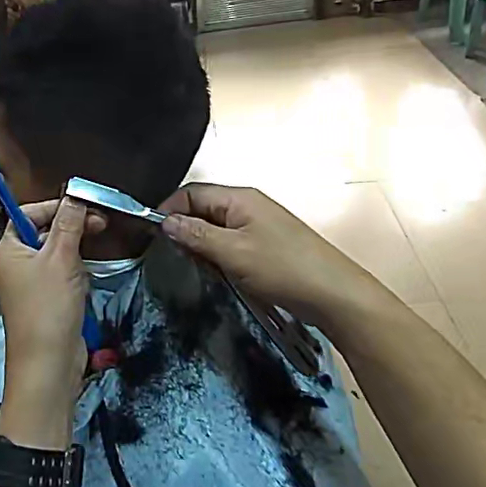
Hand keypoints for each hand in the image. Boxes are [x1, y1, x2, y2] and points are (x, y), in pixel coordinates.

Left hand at [0, 198, 100, 447]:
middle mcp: (17, 263)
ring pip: (58, 251)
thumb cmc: (49, 307)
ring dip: (78, 247)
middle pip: (45, 230)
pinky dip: (79, 268)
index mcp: (9, 249)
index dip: (55, 206)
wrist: (49, 364)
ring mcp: (33, 282)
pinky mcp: (49, 298)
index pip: (28, 212)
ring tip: (99, 245)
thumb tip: (75, 194)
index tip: (83, 205)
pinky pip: (64, 272)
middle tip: (100, 223)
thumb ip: (69, 223)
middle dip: (72, 225)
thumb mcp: (61, 258)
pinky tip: (91, 272)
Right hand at [158, 183, 392, 331]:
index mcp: (239, 198)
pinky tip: (214, 273)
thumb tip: (165, 221)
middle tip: (168, 256)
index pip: (192, 192)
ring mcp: (259, 225)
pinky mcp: (267, 246)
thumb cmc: (282, 268)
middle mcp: (248, 205)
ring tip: (189, 266)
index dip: (169, 210)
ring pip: (216, 227)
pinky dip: (217, 254)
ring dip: (200, 244)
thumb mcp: (233, 252)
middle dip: (183, 228)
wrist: (334, 294)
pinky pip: (231, 243)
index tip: (151, 237)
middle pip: (203, 208)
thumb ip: (197, 235)